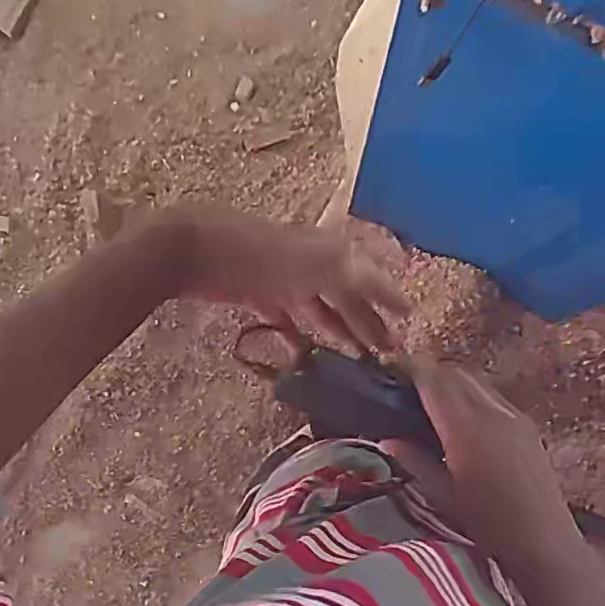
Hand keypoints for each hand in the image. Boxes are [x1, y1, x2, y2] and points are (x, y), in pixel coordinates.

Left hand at [148, 209, 409, 352]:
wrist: (195, 248)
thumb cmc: (255, 252)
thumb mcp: (317, 264)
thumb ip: (360, 280)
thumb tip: (403, 300)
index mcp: (329, 254)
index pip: (367, 279)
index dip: (387, 298)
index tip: (409, 319)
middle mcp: (312, 266)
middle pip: (346, 298)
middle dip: (368, 323)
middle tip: (388, 354)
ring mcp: (284, 282)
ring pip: (319, 310)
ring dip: (339, 331)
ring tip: (359, 357)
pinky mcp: (258, 297)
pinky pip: (286, 319)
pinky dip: (298, 336)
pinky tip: (308, 354)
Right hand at [409, 360, 580, 562]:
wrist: (542, 538)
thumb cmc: (485, 520)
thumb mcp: (441, 492)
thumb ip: (413, 459)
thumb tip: (388, 439)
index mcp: (466, 429)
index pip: (434, 381)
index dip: (410, 368)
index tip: (389, 368)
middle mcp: (493, 413)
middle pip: (456, 373)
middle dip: (428, 371)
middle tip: (403, 383)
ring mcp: (514, 416)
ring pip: (476, 381)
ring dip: (450, 380)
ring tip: (427, 397)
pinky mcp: (526, 425)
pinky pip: (491, 395)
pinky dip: (469, 393)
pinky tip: (457, 415)